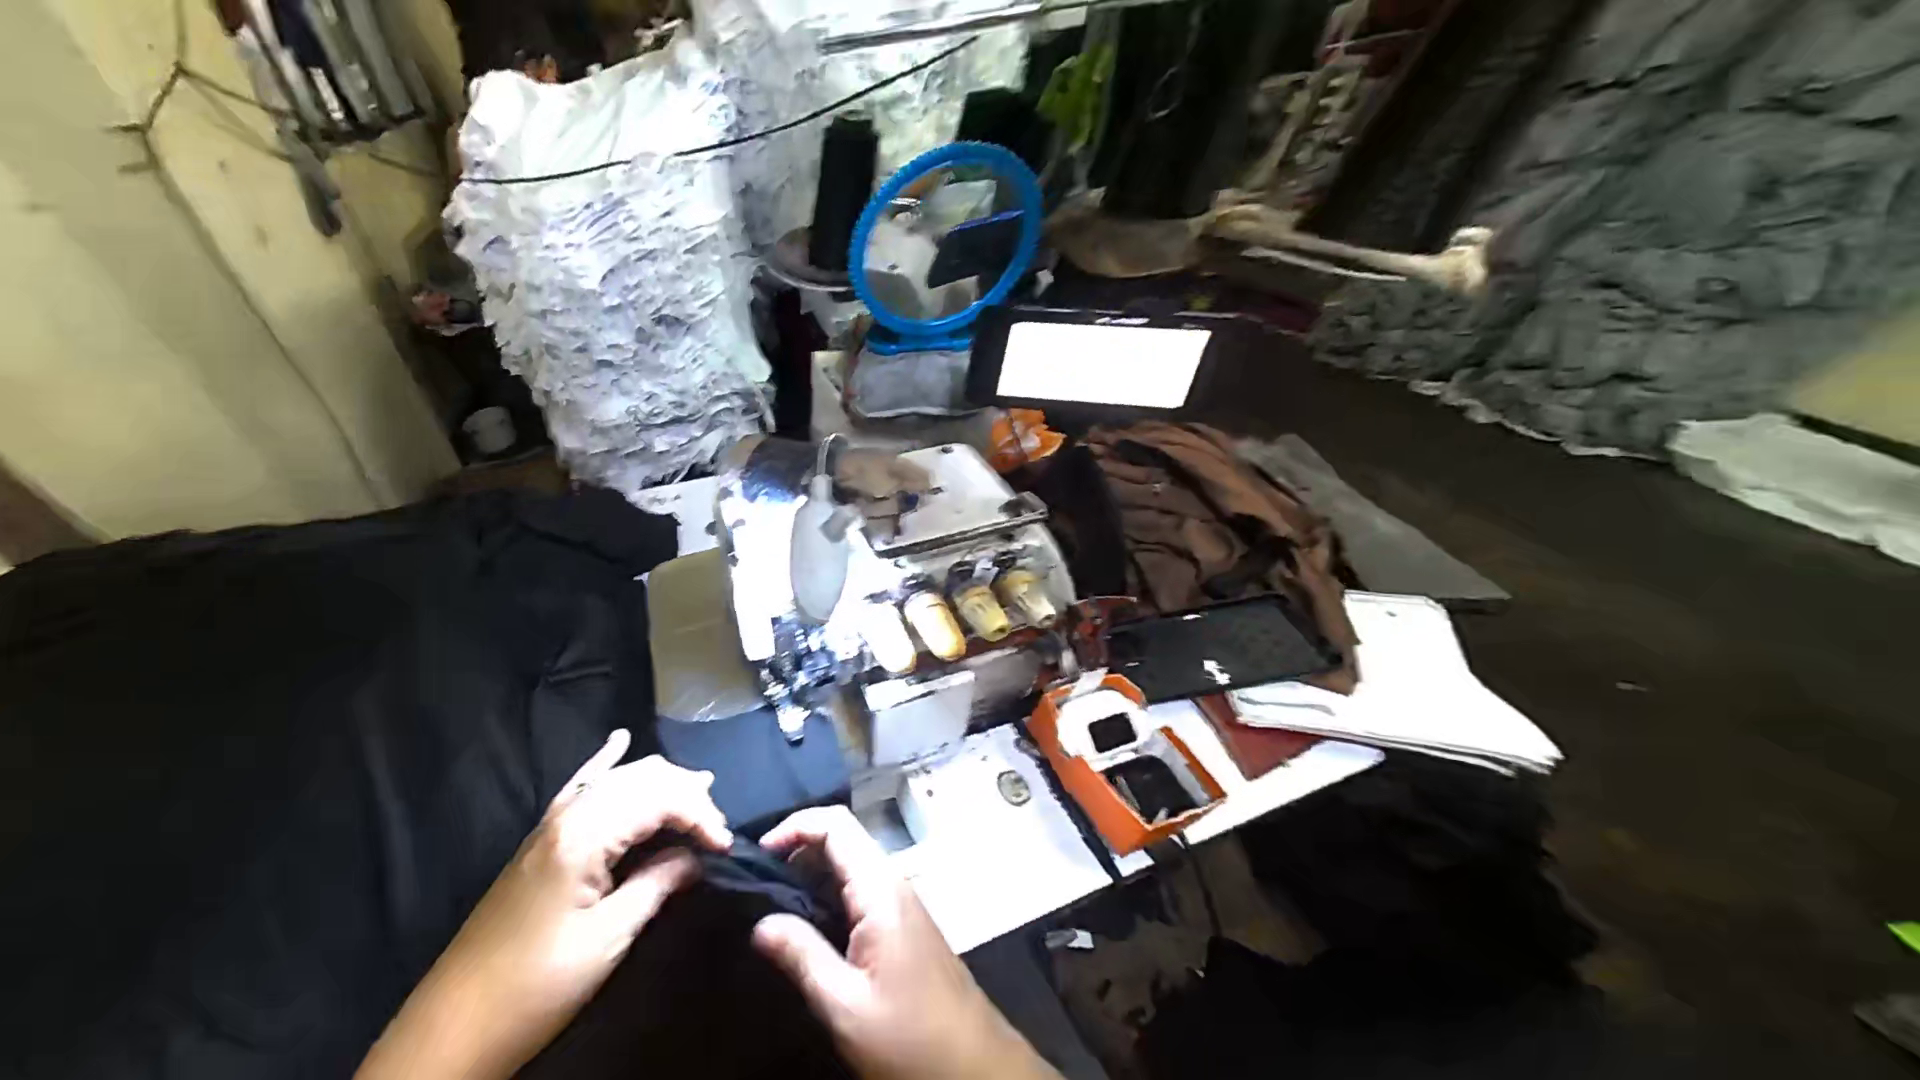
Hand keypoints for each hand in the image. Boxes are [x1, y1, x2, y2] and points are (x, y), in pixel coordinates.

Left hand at [357, 730, 731, 1079]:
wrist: (453, 1029)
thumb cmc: (537, 985)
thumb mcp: (609, 938)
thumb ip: (658, 883)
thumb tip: (697, 857)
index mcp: (583, 836)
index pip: (661, 799)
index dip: (702, 817)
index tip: (725, 848)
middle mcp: (567, 816)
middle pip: (643, 779)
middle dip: (688, 796)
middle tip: (715, 833)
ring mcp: (549, 825)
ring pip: (617, 777)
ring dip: (661, 782)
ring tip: (700, 791)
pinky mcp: (540, 841)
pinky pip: (577, 786)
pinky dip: (603, 762)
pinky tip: (619, 740)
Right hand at [751, 807, 1060, 1079]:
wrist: (972, 1062)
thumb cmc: (908, 1035)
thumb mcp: (844, 1003)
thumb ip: (802, 955)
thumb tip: (760, 922)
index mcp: (880, 888)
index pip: (836, 824)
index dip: (794, 827)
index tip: (755, 855)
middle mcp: (892, 883)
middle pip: (842, 839)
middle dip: (797, 850)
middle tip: (755, 884)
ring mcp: (899, 902)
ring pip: (849, 865)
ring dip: (810, 874)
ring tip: (769, 904)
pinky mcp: (900, 924)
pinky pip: (858, 890)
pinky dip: (826, 894)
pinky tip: (803, 925)